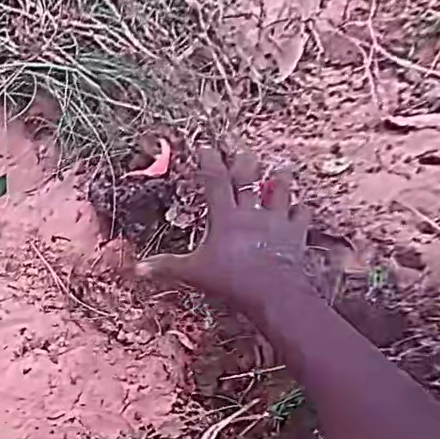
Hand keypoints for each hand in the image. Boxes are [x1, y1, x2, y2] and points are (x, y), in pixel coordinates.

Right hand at [138, 147, 315, 308]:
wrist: (272, 290)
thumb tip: (138, 268)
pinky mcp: (296, 234)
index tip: (205, 148)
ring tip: (280, 170)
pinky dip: (300, 210)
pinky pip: (301, 216)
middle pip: (248, 180)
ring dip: (279, 180)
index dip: (209, 163)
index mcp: (225, 218)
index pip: (215, 182)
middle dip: (244, 164)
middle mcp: (252, 213)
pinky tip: (300, 207)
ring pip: (280, 192)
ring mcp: (277, 221)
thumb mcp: (193, 273)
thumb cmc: (230, 279)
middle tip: (242, 152)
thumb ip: (167, 267)